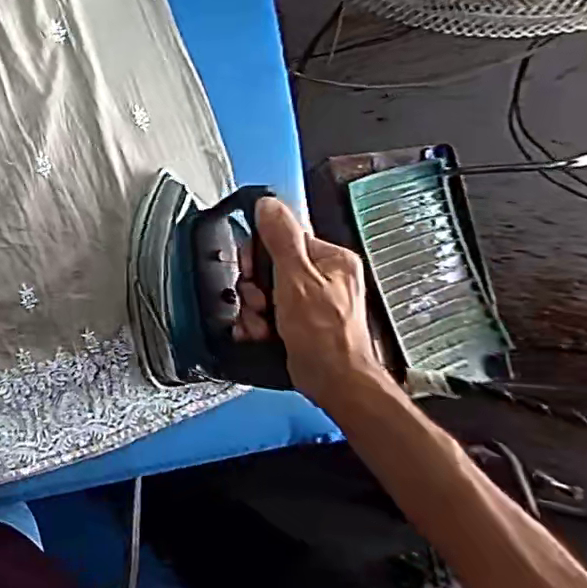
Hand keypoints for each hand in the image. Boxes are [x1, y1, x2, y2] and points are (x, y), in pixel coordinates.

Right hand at [232, 197, 388, 408]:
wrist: (333, 382)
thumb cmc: (326, 336)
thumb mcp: (297, 279)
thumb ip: (281, 239)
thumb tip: (268, 205)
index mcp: (330, 259)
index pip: (280, 237)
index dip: (259, 254)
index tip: (255, 271)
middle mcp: (322, 276)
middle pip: (266, 264)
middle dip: (254, 287)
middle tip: (262, 301)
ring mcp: (309, 299)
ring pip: (261, 290)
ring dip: (253, 308)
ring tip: (265, 322)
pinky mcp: (296, 318)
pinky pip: (263, 309)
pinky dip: (257, 321)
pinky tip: (264, 332)